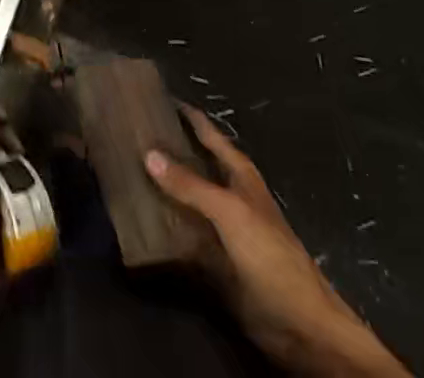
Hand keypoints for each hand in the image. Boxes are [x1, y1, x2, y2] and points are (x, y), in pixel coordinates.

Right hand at [145, 108, 408, 377]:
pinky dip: (161, 221)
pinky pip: (181, 230)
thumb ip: (190, 185)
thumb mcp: (230, 213)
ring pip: (184, 196)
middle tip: (127, 131)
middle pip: (194, 163)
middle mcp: (229, 194)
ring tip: (122, 167)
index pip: (209, 134)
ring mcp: (221, 226)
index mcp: (240, 176)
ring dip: (160, 184)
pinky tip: (136, 215)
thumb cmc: (271, 256)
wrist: (300, 324)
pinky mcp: (213, 256)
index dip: (186, 115)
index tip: (154, 97)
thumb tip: (147, 153)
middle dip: (165, 147)